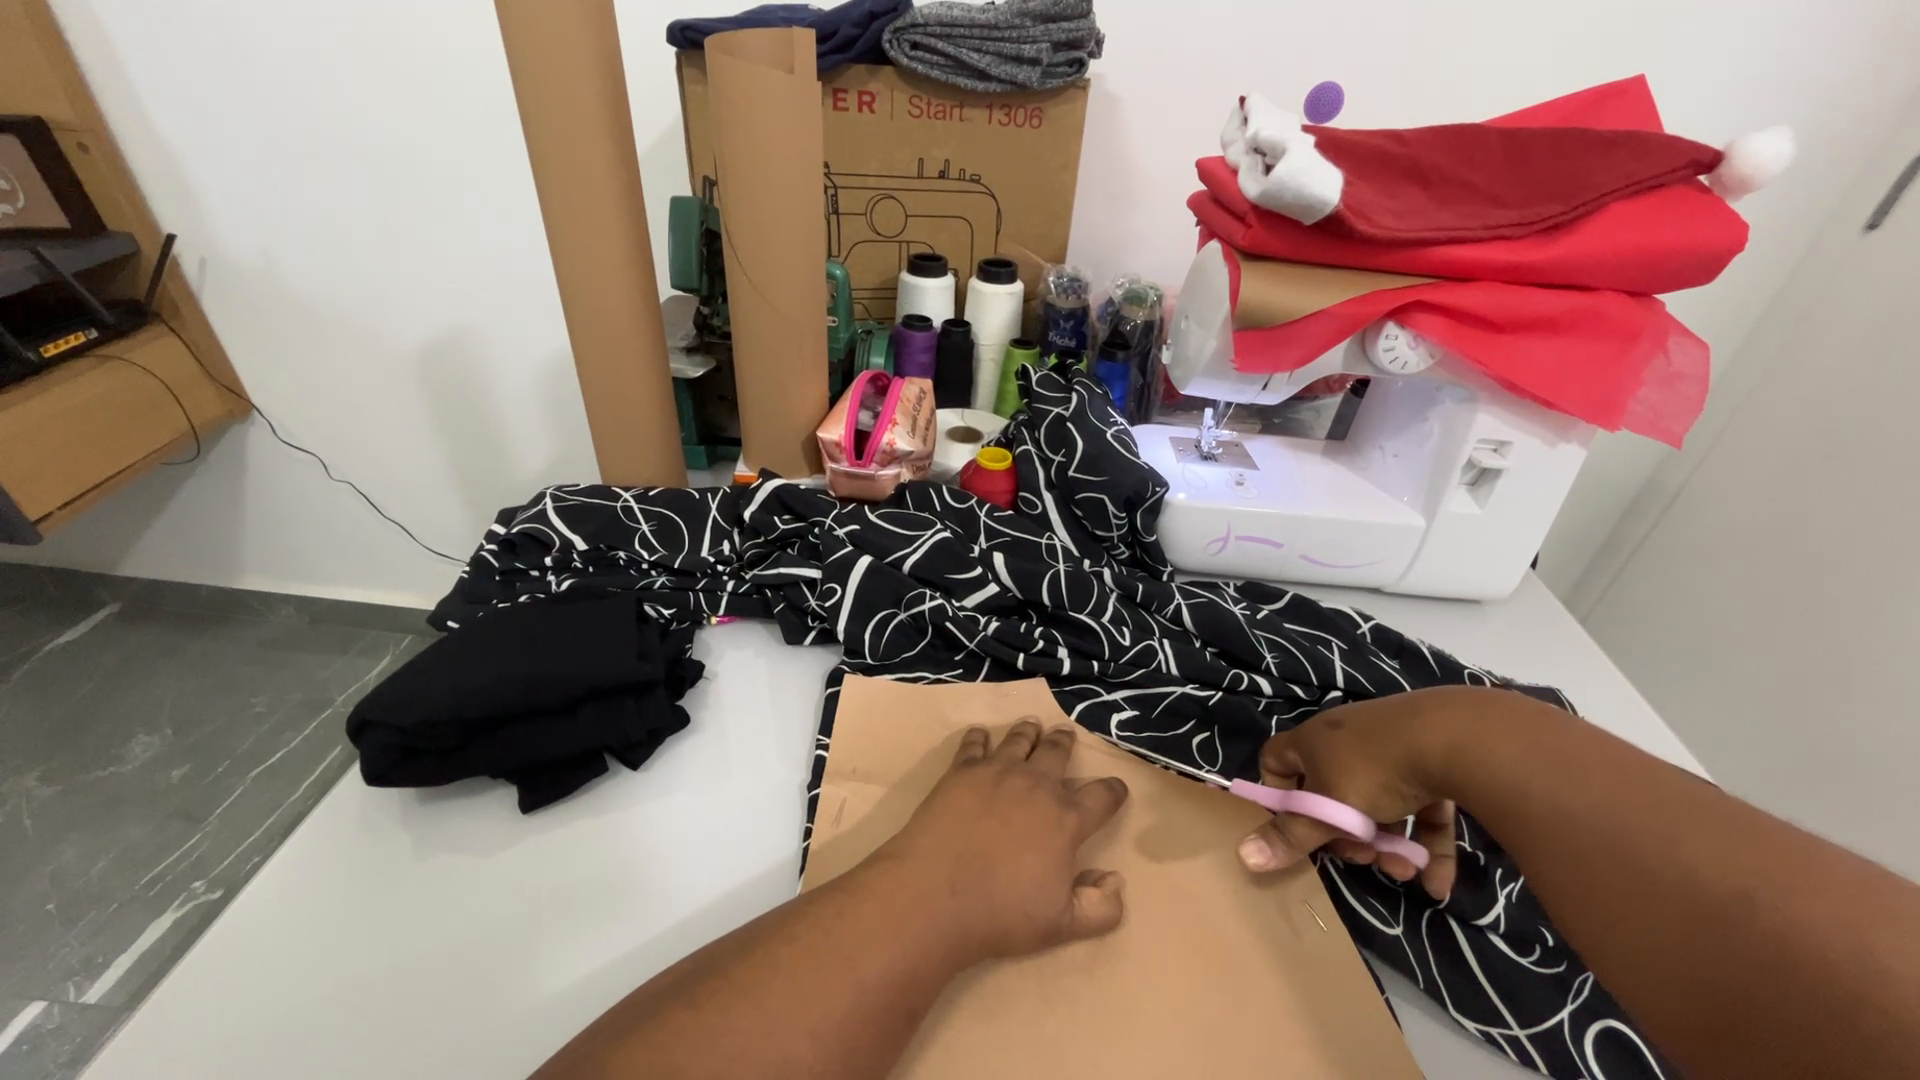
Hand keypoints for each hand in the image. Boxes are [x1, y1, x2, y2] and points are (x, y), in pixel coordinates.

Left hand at [874, 718, 1129, 961]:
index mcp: (1066, 820)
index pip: (1102, 796)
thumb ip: (1101, 908)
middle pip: (1057, 753)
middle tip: (1065, 733)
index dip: (1113, 790)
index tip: (1115, 788)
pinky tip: (980, 733)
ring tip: (1031, 724)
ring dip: (1028, 732)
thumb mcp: (1063, 925)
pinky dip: (979, 736)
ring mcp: (997, 773)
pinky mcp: (961, 772)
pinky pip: (974, 744)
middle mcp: (1036, 786)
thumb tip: (1116, 880)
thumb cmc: (1002, 914)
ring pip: (1019, 741)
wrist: (937, 895)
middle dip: (1065, 742)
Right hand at [1234, 686, 1502, 901]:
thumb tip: (1243, 857)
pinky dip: (1427, 844)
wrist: (1457, 738)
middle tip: (1360, 857)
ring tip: (1405, 871)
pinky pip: (1423, 807)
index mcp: (1313, 741)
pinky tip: (1438, 883)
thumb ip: (1291, 837)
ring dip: (1389, 845)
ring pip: (1380, 804)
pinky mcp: (1434, 760)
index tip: (1294, 826)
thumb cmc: (1374, 770)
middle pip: (1332, 792)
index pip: (1277, 760)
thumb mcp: (1329, 810)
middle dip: (1345, 834)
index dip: (1278, 794)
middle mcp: (1348, 739)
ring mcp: (1392, 747)